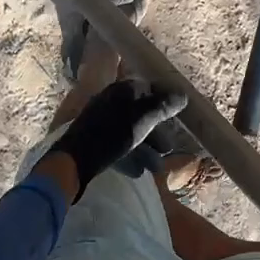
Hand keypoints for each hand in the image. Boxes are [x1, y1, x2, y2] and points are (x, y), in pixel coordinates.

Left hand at [45, 79, 185, 200]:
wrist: (75, 159)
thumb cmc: (113, 134)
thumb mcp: (144, 119)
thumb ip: (164, 106)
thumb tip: (183, 95)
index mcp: (122, 90)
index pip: (148, 88)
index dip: (163, 102)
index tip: (175, 119)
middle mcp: (111, 100)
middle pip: (140, 112)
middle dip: (157, 131)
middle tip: (168, 148)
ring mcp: (101, 119)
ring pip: (130, 130)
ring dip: (146, 147)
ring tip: (157, 166)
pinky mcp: (94, 139)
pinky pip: (118, 143)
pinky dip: (131, 154)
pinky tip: (138, 170)